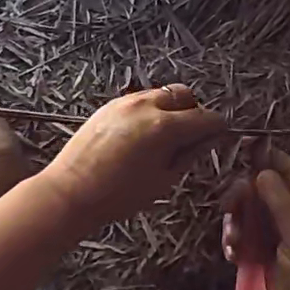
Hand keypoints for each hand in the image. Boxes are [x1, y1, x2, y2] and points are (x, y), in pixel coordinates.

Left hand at [40, 85, 225, 225]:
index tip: (219, 134)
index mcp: (164, 127)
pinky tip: (145, 134)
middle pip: (185, 94)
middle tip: (192, 136)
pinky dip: (151, 110)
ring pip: (162, 93)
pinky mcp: (110, 105)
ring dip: (172, 108)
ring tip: (166, 136)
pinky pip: (141, 99)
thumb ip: (190, 154)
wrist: (70, 193)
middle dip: (194, 112)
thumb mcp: (163, 180)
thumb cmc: (116, 196)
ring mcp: (125, 102)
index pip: (205, 117)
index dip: (217, 127)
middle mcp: (146, 107)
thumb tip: (208, 140)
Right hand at [239, 149, 289, 289]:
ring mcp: (278, 230)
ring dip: (237, 220)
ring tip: (234, 239)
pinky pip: (244, 234)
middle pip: (262, 188)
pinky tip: (233, 251)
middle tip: (231, 204)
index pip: (289, 170)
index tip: (244, 147)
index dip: (268, 158)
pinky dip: (236, 240)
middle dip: (244, 194)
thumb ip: (283, 205)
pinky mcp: (263, 249)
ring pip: (249, 210)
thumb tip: (262, 172)